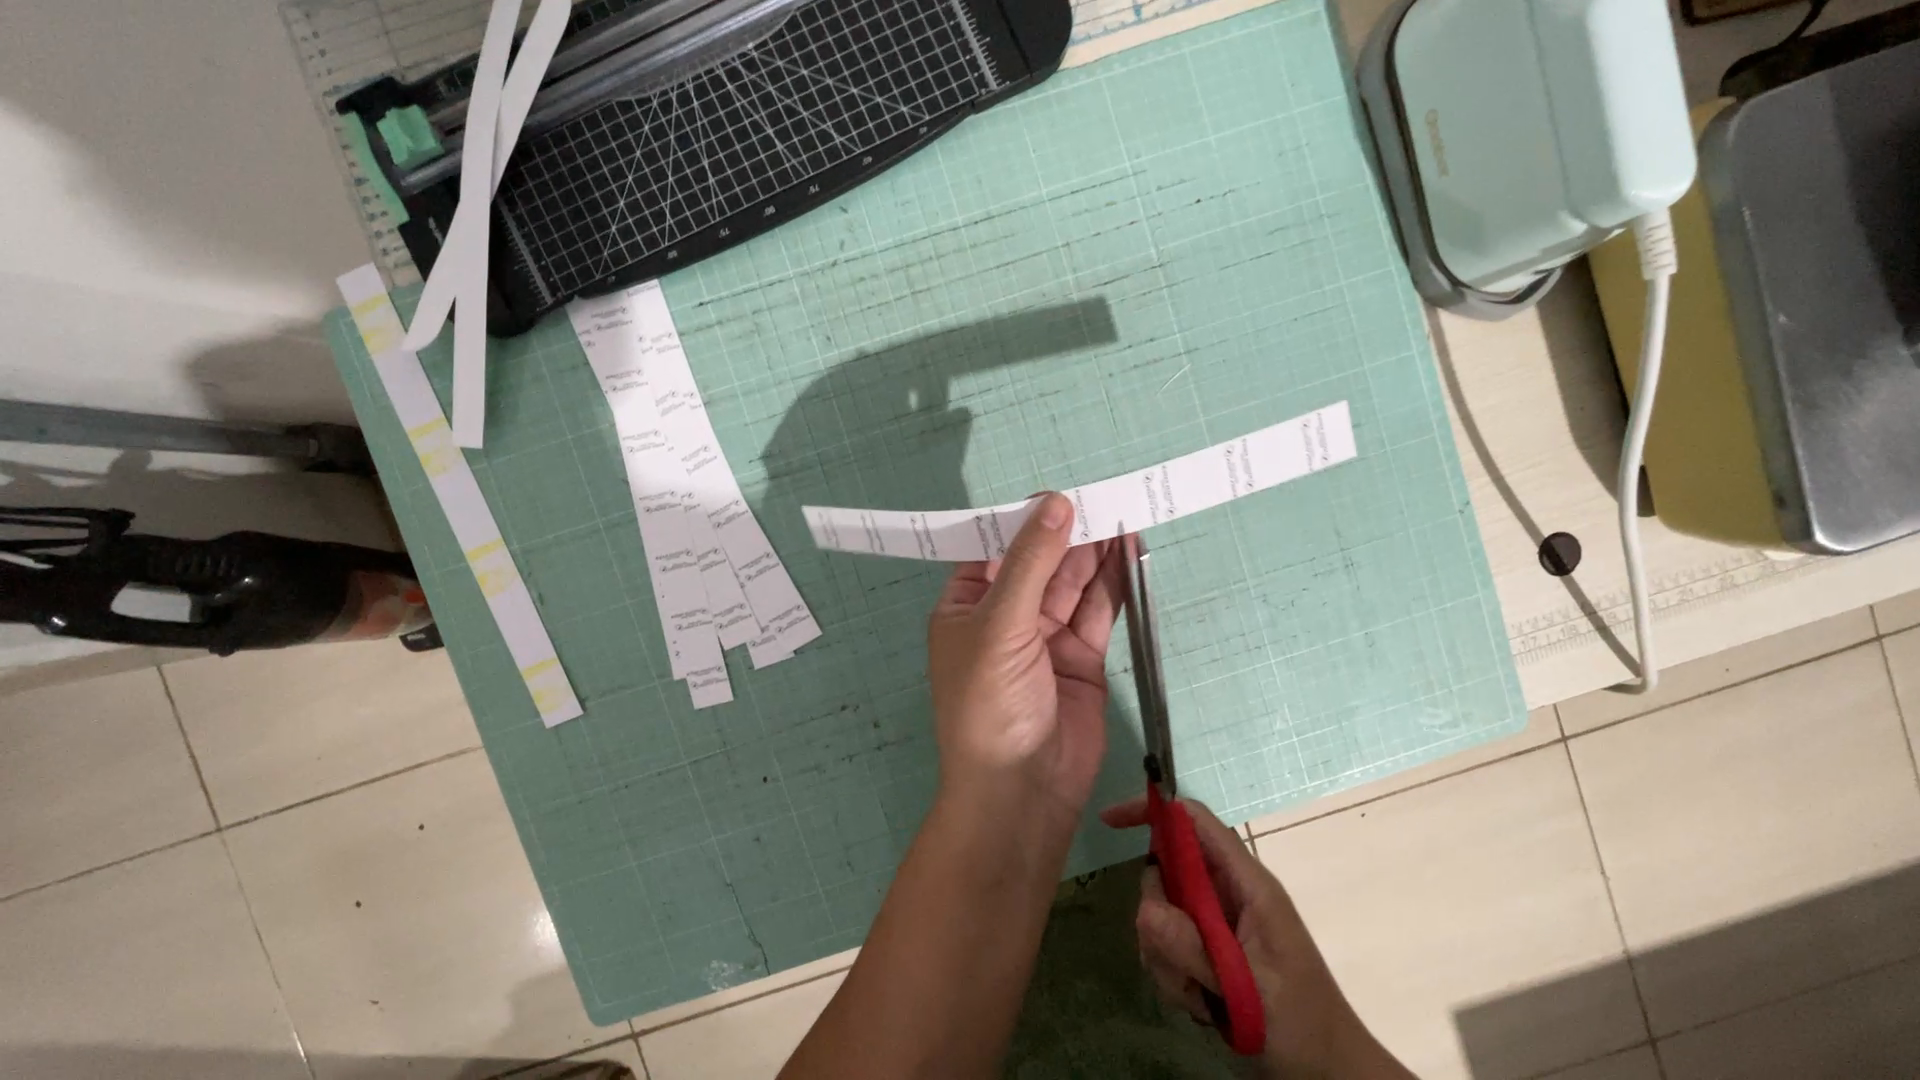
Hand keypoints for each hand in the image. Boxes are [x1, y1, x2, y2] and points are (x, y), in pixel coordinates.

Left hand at [927, 493, 1124, 821]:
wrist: (1022, 792)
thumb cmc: (989, 705)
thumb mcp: (1000, 626)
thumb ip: (1031, 563)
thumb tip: (1055, 502)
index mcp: (966, 606)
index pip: (994, 549)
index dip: (1025, 519)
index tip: (1059, 491)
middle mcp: (1004, 617)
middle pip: (1039, 561)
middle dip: (1068, 531)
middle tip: (1104, 493)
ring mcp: (1045, 638)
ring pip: (1072, 582)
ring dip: (1095, 550)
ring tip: (1123, 509)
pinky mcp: (1082, 658)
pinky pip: (1097, 610)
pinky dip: (1114, 581)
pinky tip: (1129, 549)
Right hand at [1101, 797, 1415, 1079]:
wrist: (1325, 1072)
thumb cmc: (1300, 1022)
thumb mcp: (1248, 983)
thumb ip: (1195, 946)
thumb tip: (1144, 909)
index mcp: (1246, 883)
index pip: (1193, 822)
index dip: (1153, 811)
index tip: (1110, 822)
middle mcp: (1227, 894)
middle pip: (1165, 872)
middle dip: (1158, 916)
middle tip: (1180, 961)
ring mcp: (1215, 924)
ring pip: (1159, 914)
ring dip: (1166, 958)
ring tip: (1199, 997)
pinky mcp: (1207, 952)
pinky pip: (1164, 947)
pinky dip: (1171, 977)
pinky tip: (1200, 1005)